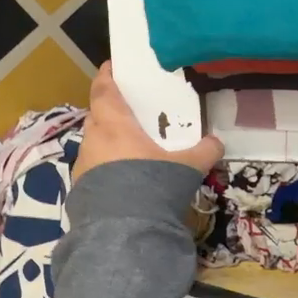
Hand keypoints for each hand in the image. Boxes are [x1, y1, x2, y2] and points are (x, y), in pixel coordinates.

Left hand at [75, 62, 223, 180]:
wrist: (123, 231)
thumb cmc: (153, 184)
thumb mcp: (187, 167)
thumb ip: (203, 151)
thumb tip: (216, 142)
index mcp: (116, 125)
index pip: (104, 91)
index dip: (107, 77)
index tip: (111, 67)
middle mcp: (94, 140)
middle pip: (97, 117)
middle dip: (110, 112)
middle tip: (130, 113)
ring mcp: (84, 167)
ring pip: (95, 144)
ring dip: (108, 142)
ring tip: (130, 149)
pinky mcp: (80, 191)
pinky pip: (94, 169)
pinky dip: (106, 167)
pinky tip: (125, 178)